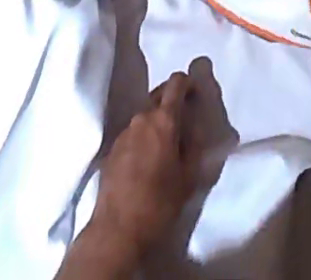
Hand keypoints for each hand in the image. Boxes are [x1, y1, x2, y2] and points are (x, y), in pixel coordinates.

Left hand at [83, 72, 197, 260]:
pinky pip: (134, 130)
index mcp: (163, 121)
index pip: (175, 84)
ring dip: (159, 119)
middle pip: (159, 95)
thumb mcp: (188, 178)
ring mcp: (124, 131)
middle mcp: (141, 118)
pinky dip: (145, 134)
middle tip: (187, 116)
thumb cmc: (159, 204)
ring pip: (146, 114)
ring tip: (170, 141)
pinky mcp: (113, 146)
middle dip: (173, 99)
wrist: (117, 228)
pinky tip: (150, 156)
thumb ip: (195, 146)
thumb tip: (197, 126)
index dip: (187, 82)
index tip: (196, 91)